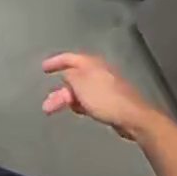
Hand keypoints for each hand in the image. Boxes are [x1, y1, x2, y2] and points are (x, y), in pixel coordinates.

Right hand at [41, 52, 170, 142]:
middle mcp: (98, 73)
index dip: (55, 62)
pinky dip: (79, 104)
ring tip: (54, 111)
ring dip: (65, 100)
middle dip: (58, 91)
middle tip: (47, 104)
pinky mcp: (109, 101)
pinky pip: (88, 100)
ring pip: (79, 91)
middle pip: (73, 78)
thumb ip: (68, 76)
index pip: (69, 58)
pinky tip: (77, 111)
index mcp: (91, 65)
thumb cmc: (104, 98)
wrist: (132, 117)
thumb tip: (66, 75)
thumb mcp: (79, 83)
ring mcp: (104, 87)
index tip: (43, 68)